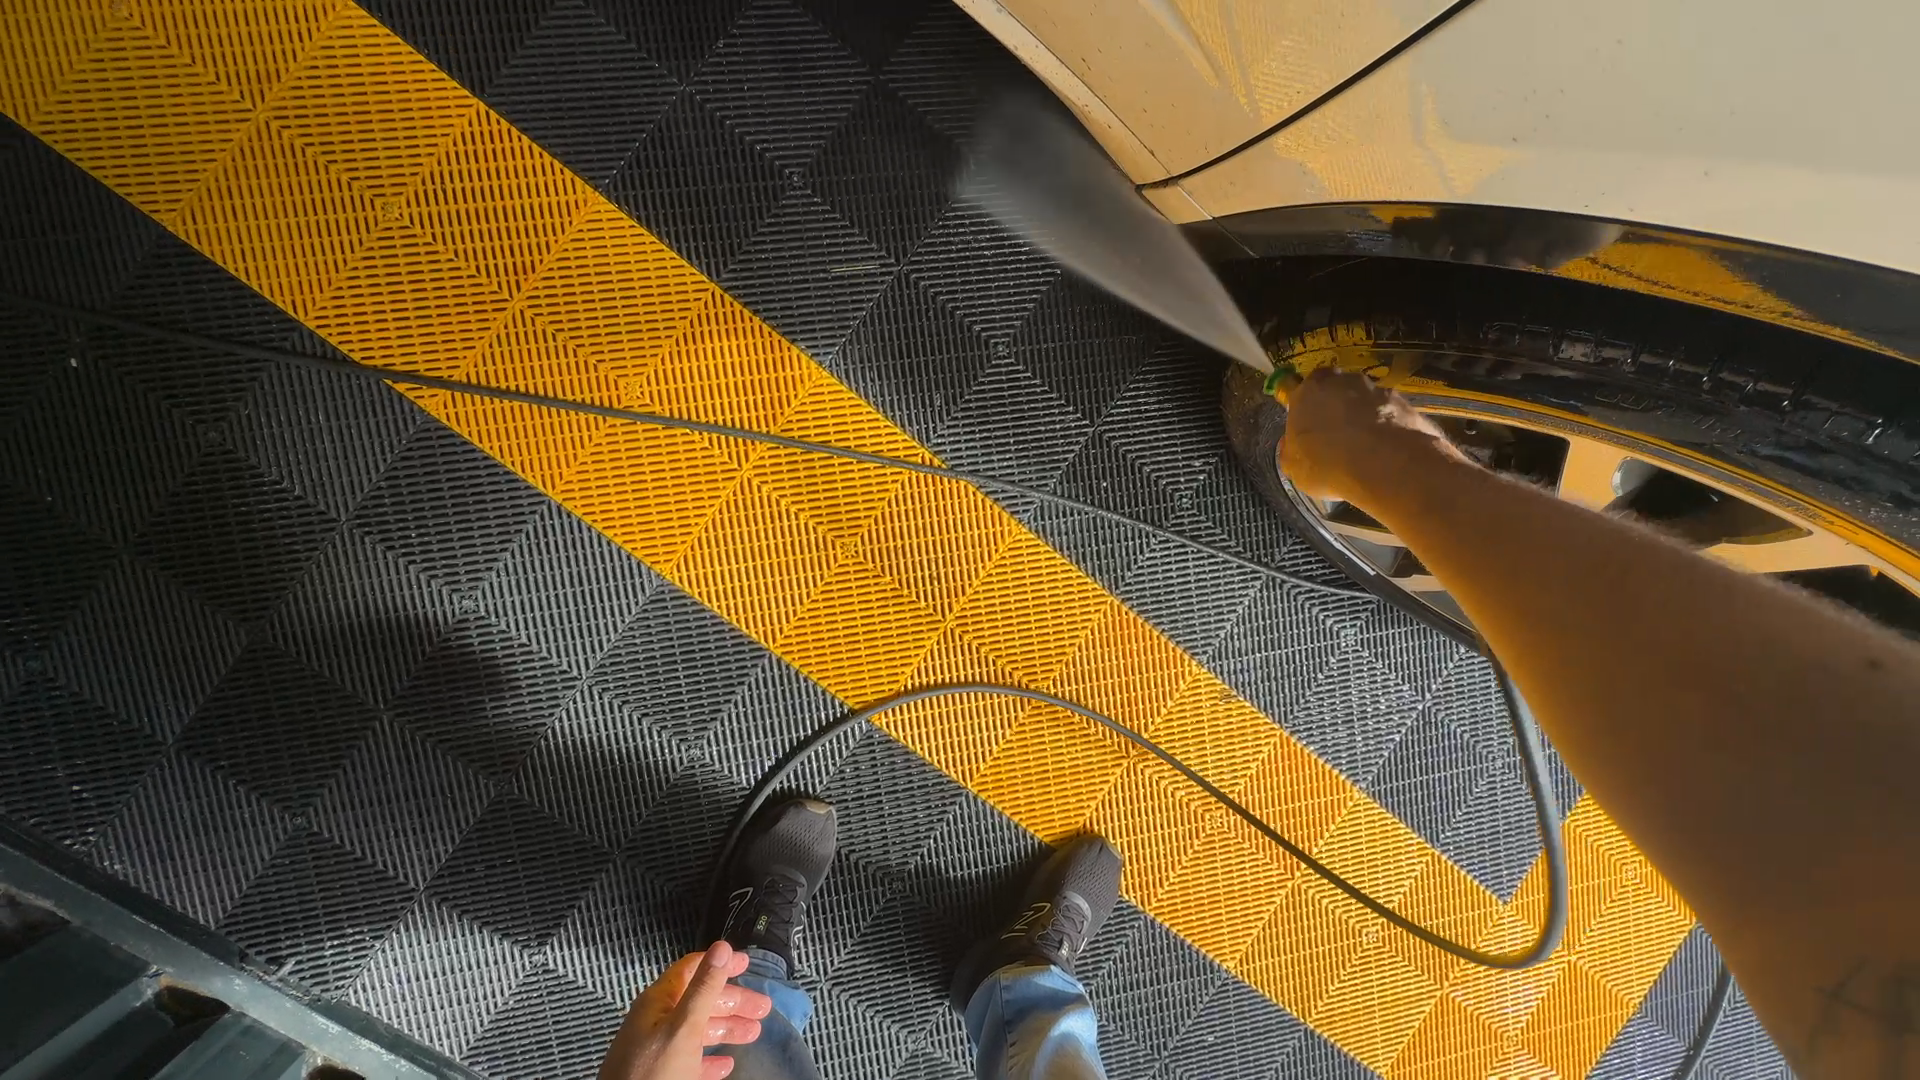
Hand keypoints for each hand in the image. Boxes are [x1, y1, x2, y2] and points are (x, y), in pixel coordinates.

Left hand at [598, 941, 771, 1079]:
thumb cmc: (653, 1074)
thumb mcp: (683, 1028)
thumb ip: (704, 988)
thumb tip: (721, 946)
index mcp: (658, 1002)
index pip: (693, 968)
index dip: (720, 963)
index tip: (748, 963)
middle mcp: (656, 1021)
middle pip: (700, 1001)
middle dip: (733, 1002)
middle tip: (763, 1007)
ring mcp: (656, 1051)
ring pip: (698, 1031)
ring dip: (727, 1029)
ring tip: (754, 1033)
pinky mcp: (660, 1076)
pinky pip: (690, 1060)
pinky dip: (710, 1059)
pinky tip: (726, 1065)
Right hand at [1278, 368, 1462, 499]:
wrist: (1389, 466)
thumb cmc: (1328, 464)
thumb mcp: (1293, 466)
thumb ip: (1290, 449)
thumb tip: (1292, 445)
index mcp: (1308, 391)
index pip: (1301, 388)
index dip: (1303, 407)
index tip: (1305, 425)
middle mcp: (1343, 382)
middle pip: (1335, 391)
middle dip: (1333, 410)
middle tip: (1332, 439)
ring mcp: (1377, 390)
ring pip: (1364, 402)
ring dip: (1362, 420)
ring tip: (1362, 452)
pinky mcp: (1406, 404)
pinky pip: (1389, 416)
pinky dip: (1386, 430)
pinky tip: (1384, 455)